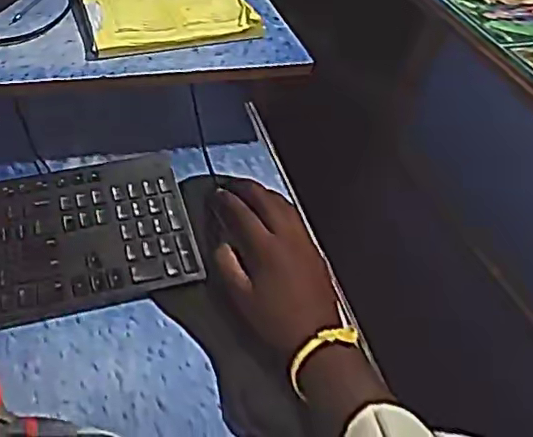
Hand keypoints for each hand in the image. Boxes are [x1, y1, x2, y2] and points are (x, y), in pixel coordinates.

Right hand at [209, 179, 342, 357]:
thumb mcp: (240, 297)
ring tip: (248, 193)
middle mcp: (286, 237)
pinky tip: (271, 211)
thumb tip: (221, 242)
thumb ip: (225, 263)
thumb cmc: (275, 322)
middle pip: (264, 198)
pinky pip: (294, 215)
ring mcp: (304, 241)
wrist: (319, 345)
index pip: (240, 211)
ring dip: (262, 193)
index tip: (213, 195)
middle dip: (243, 187)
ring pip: (282, 203)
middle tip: (228, 186)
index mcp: (265, 247)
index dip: (224, 199)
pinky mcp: (314, 249)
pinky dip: (278, 205)